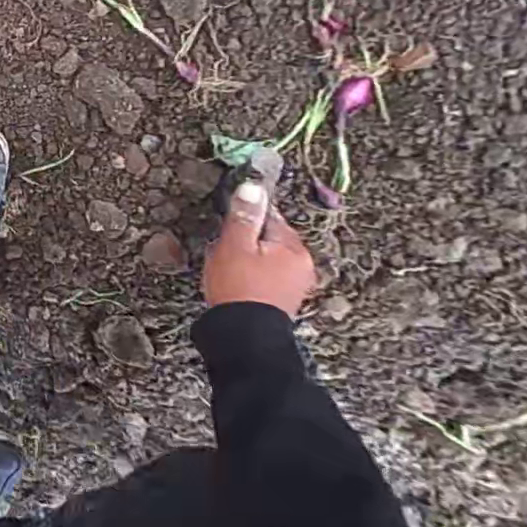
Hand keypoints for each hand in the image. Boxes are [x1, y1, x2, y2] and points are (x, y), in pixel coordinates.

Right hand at [202, 180, 316, 315]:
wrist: (244, 340)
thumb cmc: (239, 289)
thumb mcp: (235, 245)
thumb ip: (244, 215)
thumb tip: (252, 186)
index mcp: (294, 248)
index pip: (269, 216)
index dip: (244, 219)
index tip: (228, 228)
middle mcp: (302, 264)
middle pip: (267, 236)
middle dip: (244, 240)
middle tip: (225, 251)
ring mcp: (295, 283)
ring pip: (265, 256)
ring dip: (246, 257)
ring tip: (227, 269)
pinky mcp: (284, 299)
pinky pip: (265, 274)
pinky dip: (250, 274)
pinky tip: (235, 283)